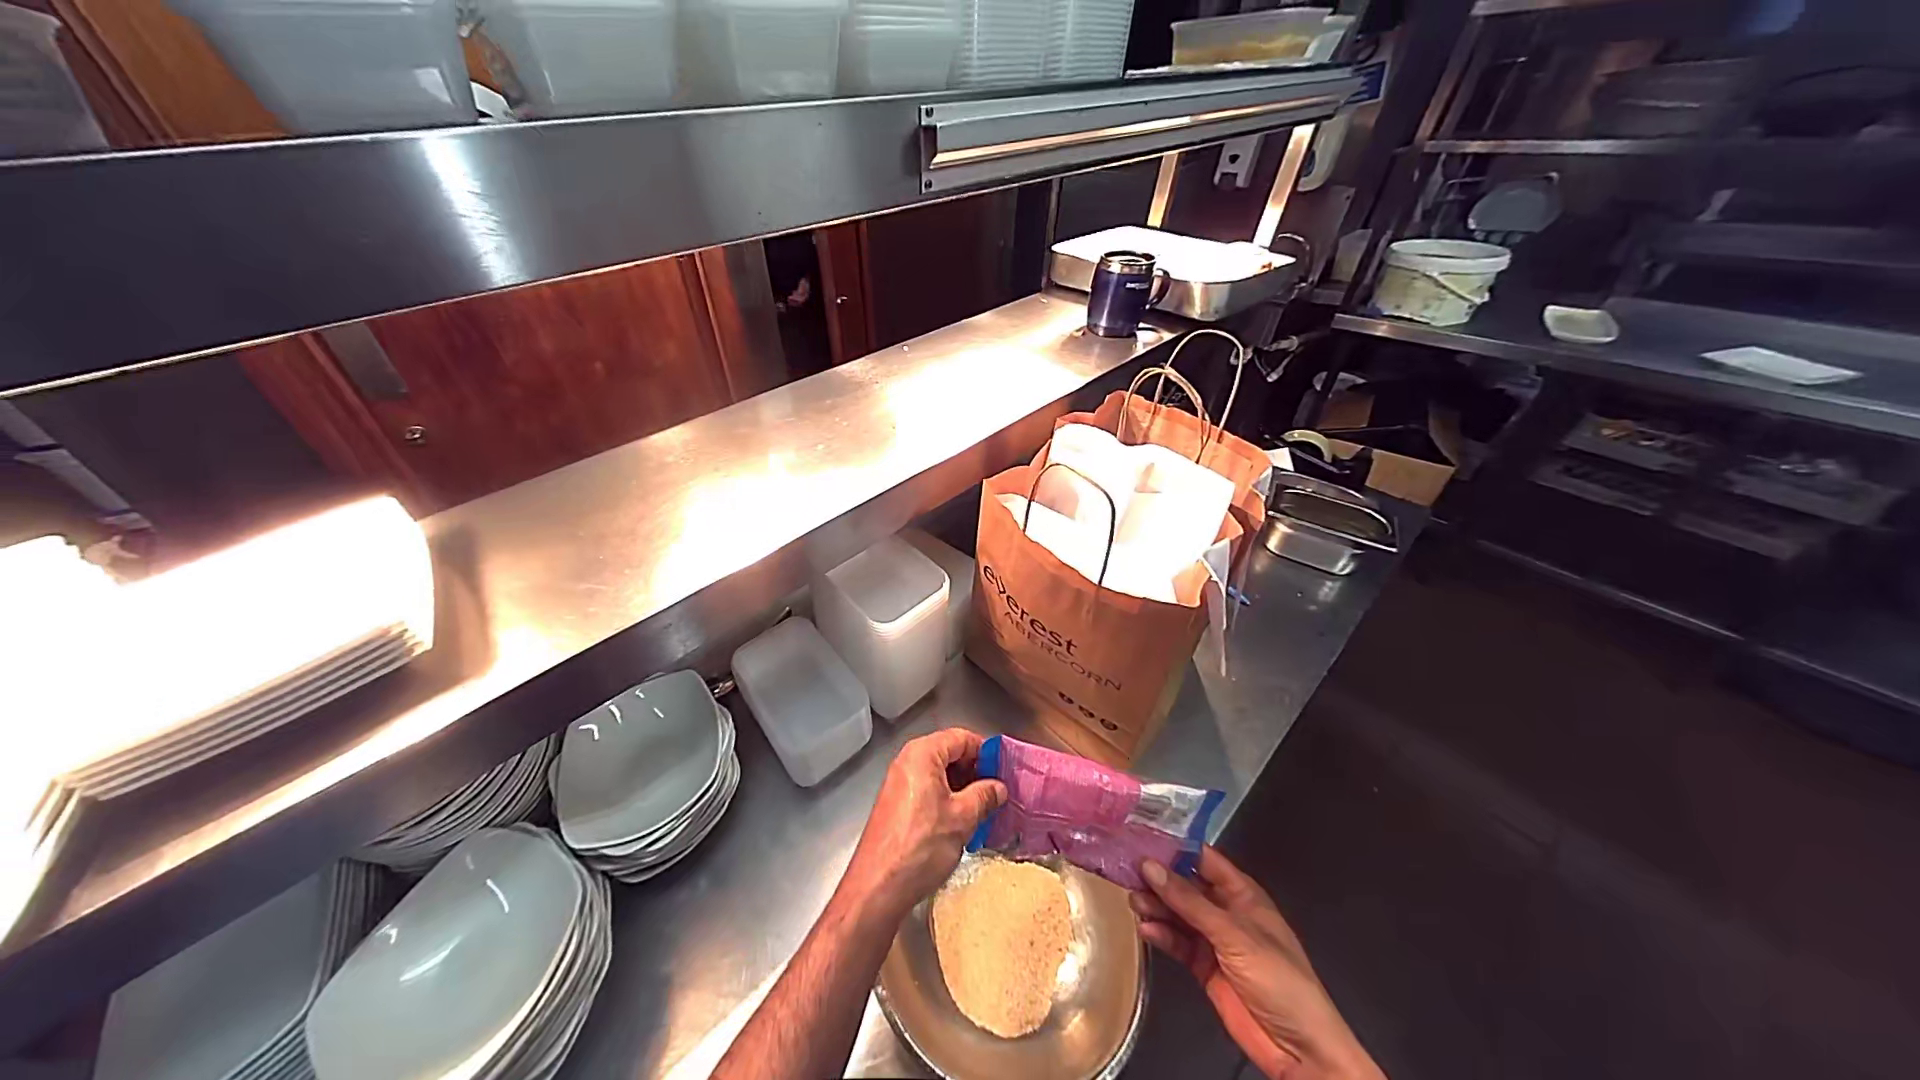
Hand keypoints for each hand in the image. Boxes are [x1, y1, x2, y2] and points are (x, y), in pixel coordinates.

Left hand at [840, 728, 1006, 917]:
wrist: (878, 887)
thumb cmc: (919, 846)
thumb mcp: (963, 818)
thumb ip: (985, 795)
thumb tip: (998, 788)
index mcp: (922, 754)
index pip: (961, 737)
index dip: (986, 752)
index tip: (1003, 771)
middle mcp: (907, 762)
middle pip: (949, 753)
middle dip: (975, 772)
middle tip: (997, 792)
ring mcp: (899, 783)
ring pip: (940, 775)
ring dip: (963, 789)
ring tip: (984, 811)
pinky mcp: (897, 805)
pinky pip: (928, 791)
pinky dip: (947, 801)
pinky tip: (962, 823)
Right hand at [1134, 848, 1382, 1079]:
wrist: (1300, 1050)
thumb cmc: (1281, 981)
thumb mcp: (1234, 934)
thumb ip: (1189, 902)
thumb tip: (1150, 867)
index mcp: (1242, 894)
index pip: (1203, 859)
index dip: (1175, 847)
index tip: (1143, 836)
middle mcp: (1226, 912)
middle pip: (1185, 885)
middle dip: (1158, 877)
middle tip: (1126, 869)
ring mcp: (1214, 940)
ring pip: (1177, 913)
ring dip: (1156, 906)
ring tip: (1133, 900)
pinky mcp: (1204, 966)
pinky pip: (1176, 943)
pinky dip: (1160, 935)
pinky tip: (1145, 930)